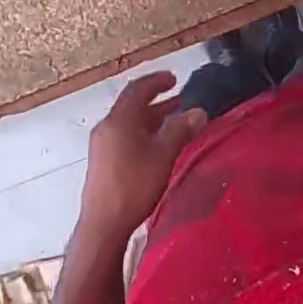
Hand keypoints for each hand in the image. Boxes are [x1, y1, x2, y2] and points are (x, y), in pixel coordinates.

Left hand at [79, 72, 205, 234]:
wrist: (104, 224)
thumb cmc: (134, 185)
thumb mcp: (164, 154)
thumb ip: (181, 129)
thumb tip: (199, 111)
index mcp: (120, 120)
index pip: (137, 90)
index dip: (156, 81)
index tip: (174, 78)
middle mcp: (108, 128)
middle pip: (132, 105)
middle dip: (157, 99)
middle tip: (179, 96)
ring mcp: (103, 145)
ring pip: (130, 121)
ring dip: (152, 116)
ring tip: (175, 117)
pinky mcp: (103, 161)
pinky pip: (126, 135)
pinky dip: (145, 130)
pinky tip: (160, 142)